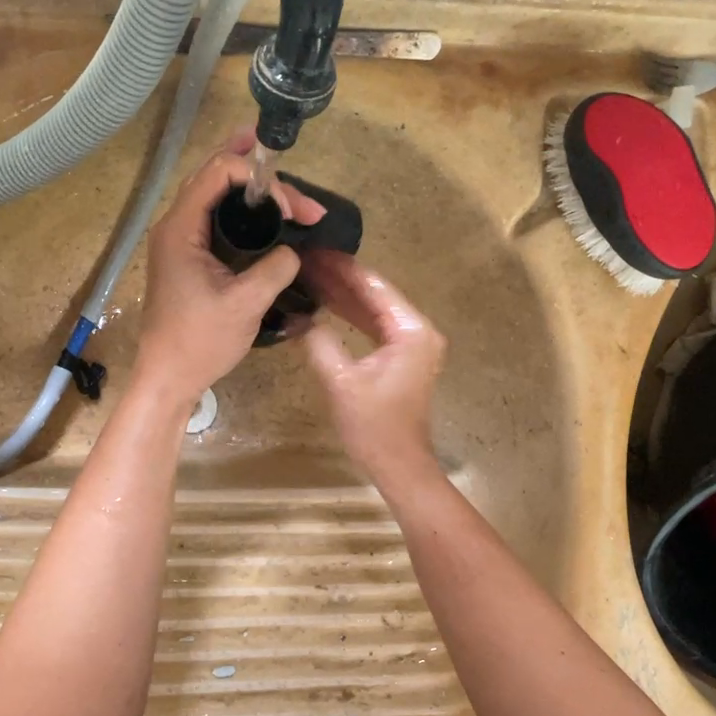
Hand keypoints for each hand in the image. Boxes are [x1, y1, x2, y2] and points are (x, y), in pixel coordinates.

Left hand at [132, 135, 326, 407]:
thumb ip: (276, 267)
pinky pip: (213, 223)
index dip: (260, 180)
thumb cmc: (200, 342)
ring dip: (247, 191)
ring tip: (281, 186)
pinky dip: (239, 215)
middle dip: (255, 175)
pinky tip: (262, 218)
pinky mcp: (185, 262)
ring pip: (213, 199)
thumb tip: (293, 250)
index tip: (291, 211)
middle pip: (214, 178)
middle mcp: (174, 227)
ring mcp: (177, 244)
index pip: (219, 172)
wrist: (168, 378)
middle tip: (294, 186)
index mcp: (181, 229)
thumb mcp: (247, 304)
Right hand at [301, 252, 446, 480]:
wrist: (398, 464)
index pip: (375, 287)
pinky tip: (327, 305)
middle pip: (376, 295)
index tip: (314, 251)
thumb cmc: (374, 426)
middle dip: (341, 279)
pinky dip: (352, 317)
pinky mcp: (402, 359)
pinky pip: (375, 328)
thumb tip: (297, 317)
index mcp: (412, 330)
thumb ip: (319, 342)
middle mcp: (418, 331)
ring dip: (344, 297)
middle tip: (306, 260)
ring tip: (310, 276)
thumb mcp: (341, 382)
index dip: (343, 268)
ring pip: (374, 311)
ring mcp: (412, 345)